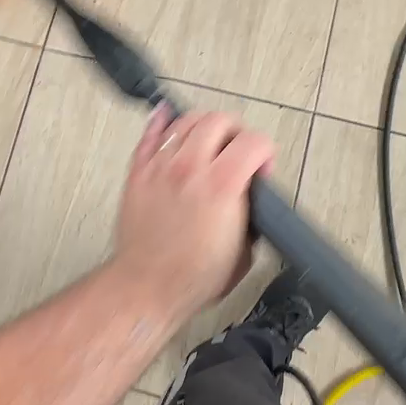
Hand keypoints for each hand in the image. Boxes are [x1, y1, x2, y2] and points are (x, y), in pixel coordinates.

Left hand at [110, 106, 274, 328]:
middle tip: (238, 150)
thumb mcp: (245, 251)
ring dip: (204, 125)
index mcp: (222, 185)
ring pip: (186, 120)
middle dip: (236, 131)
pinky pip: (150, 134)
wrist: (148, 286)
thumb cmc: (194, 276)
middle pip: (219, 120)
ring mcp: (161, 166)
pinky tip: (169, 118)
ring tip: (209, 141)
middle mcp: (191, 167)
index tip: (262, 168)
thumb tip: (250, 197)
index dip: (266, 152)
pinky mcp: (139, 172)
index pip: (254, 141)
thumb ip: (251, 213)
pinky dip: (162, 121)